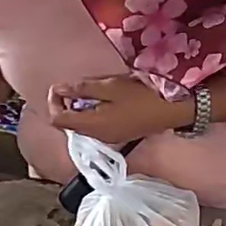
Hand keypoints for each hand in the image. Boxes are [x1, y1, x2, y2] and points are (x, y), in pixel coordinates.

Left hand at [47, 74, 189, 145]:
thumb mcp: (111, 87)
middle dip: (66, 106)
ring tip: (91, 92)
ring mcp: (108, 138)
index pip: (57, 119)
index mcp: (91, 125)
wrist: (171, 112)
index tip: (60, 87)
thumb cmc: (141, 97)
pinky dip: (92, 115)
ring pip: (82, 126)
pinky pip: (95, 128)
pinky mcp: (118, 136)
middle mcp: (96, 136)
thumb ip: (82, 89)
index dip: (53, 102)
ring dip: (79, 110)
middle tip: (75, 87)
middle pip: (68, 124)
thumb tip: (57, 89)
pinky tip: (104, 103)